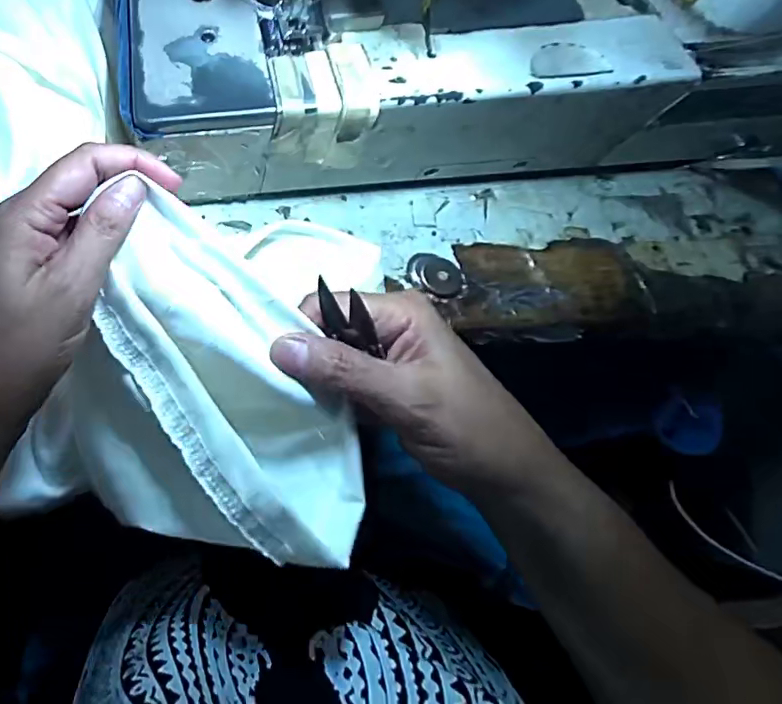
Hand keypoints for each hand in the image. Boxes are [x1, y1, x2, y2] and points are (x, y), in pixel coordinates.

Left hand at [0, 143, 180, 459]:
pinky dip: (101, 231)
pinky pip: (69, 232)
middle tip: (171, 204)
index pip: (83, 161)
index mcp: (22, 213)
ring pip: (76, 204)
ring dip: (116, 206)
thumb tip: (133, 183)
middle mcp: (18, 217)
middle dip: (127, 180)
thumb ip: (102, 229)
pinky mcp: (27, 264)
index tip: (175, 187)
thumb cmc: (20, 350)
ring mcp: (20, 241)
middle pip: (78, 177)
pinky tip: (124, 247)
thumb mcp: (70, 287)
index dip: (132, 163)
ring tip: (156, 222)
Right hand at [271, 290, 558, 498]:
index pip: (330, 304)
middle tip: (278, 385)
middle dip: (305, 354)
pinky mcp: (385, 382)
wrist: (509, 476)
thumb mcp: (402, 396)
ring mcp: (388, 353)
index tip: (272, 362)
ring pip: (333, 355)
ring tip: (291, 399)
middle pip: (328, 327)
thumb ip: (342, 369)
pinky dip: (329, 392)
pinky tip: (314, 410)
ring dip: (315, 376)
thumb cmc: (465, 427)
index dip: (300, 327)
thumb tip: (279, 344)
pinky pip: (345, 377)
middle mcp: (390, 323)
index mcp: (399, 310)